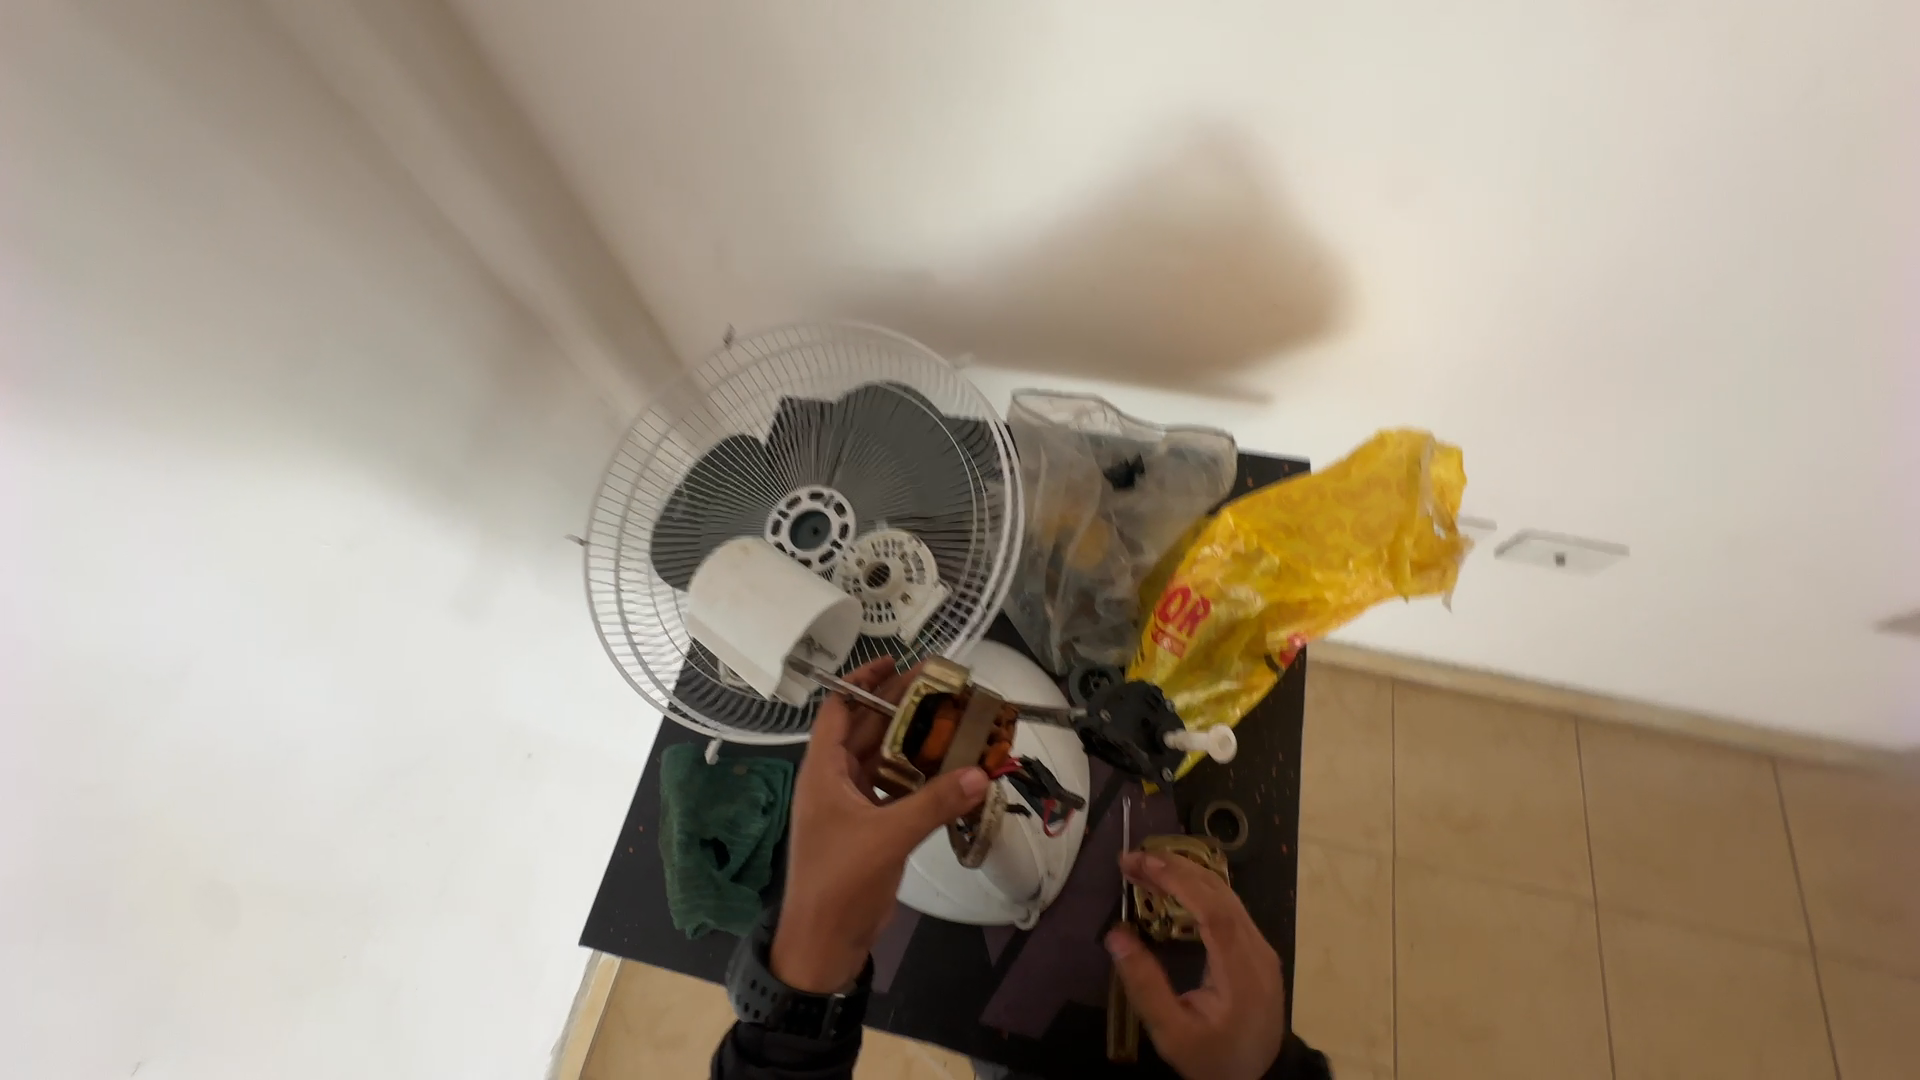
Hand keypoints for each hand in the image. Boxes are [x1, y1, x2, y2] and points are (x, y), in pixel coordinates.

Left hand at [771, 656, 989, 992]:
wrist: (824, 943)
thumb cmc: (840, 882)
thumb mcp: (887, 837)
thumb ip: (933, 803)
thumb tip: (981, 773)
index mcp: (824, 770)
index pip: (838, 709)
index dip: (863, 682)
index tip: (896, 663)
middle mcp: (835, 779)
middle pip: (866, 728)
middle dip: (899, 705)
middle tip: (940, 685)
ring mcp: (851, 804)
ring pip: (883, 758)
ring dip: (912, 740)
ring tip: (950, 719)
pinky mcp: (869, 826)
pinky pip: (894, 787)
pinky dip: (917, 776)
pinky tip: (947, 768)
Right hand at [1106, 851, 1285, 1079]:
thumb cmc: (1212, 1060)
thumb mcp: (1171, 1034)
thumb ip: (1144, 985)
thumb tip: (1115, 934)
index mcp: (1242, 972)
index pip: (1214, 910)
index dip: (1178, 881)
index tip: (1142, 864)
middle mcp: (1258, 950)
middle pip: (1219, 893)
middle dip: (1174, 868)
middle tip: (1131, 860)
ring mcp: (1260, 946)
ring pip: (1223, 893)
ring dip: (1183, 874)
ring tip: (1143, 868)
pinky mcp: (1255, 947)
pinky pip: (1225, 904)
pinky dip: (1194, 888)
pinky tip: (1169, 887)